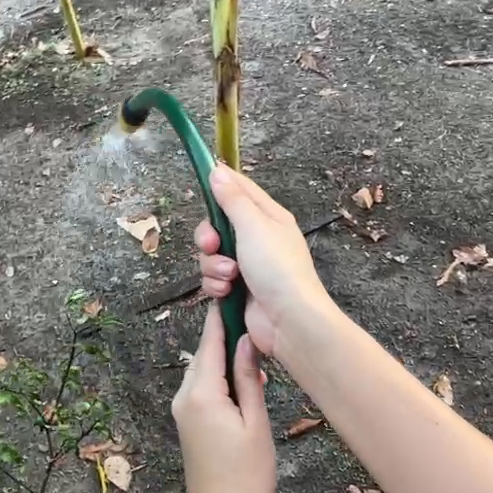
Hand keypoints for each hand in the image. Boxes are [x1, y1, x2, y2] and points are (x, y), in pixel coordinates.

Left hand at [171, 307, 275, 492]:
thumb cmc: (248, 475)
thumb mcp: (256, 422)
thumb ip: (249, 377)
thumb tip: (247, 340)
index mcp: (201, 394)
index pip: (211, 343)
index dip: (222, 317)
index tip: (231, 292)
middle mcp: (184, 398)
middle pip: (205, 356)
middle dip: (226, 338)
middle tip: (253, 322)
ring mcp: (181, 412)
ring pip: (203, 373)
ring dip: (224, 361)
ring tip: (255, 356)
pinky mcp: (185, 424)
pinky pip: (201, 390)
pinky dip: (219, 380)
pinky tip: (241, 383)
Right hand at [194, 165, 332, 358]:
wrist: (288, 320)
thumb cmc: (278, 269)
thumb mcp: (254, 226)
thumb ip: (233, 199)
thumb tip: (218, 171)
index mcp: (268, 217)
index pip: (241, 190)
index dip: (222, 184)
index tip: (203, 178)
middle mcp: (257, 239)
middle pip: (218, 226)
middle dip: (209, 237)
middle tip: (212, 245)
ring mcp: (247, 265)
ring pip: (212, 255)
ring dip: (213, 266)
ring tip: (229, 276)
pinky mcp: (237, 289)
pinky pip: (213, 279)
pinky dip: (216, 285)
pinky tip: (226, 292)